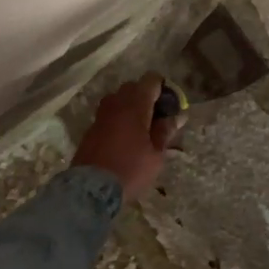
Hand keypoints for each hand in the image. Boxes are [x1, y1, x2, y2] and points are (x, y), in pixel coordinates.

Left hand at [71, 74, 174, 201]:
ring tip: (142, 128)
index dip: (163, 88)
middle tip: (158, 117)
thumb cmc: (130, 169)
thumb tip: (177, 116)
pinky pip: (109, 114)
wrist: (91, 189)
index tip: (170, 104)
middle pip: (133, 87)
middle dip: (147, 96)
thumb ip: (165, 131)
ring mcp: (101, 115)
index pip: (151, 80)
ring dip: (131, 106)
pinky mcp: (91, 128)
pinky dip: (119, 118)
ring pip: (118, 99)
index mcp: (135, 105)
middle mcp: (116, 103)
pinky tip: (126, 138)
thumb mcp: (156, 154)